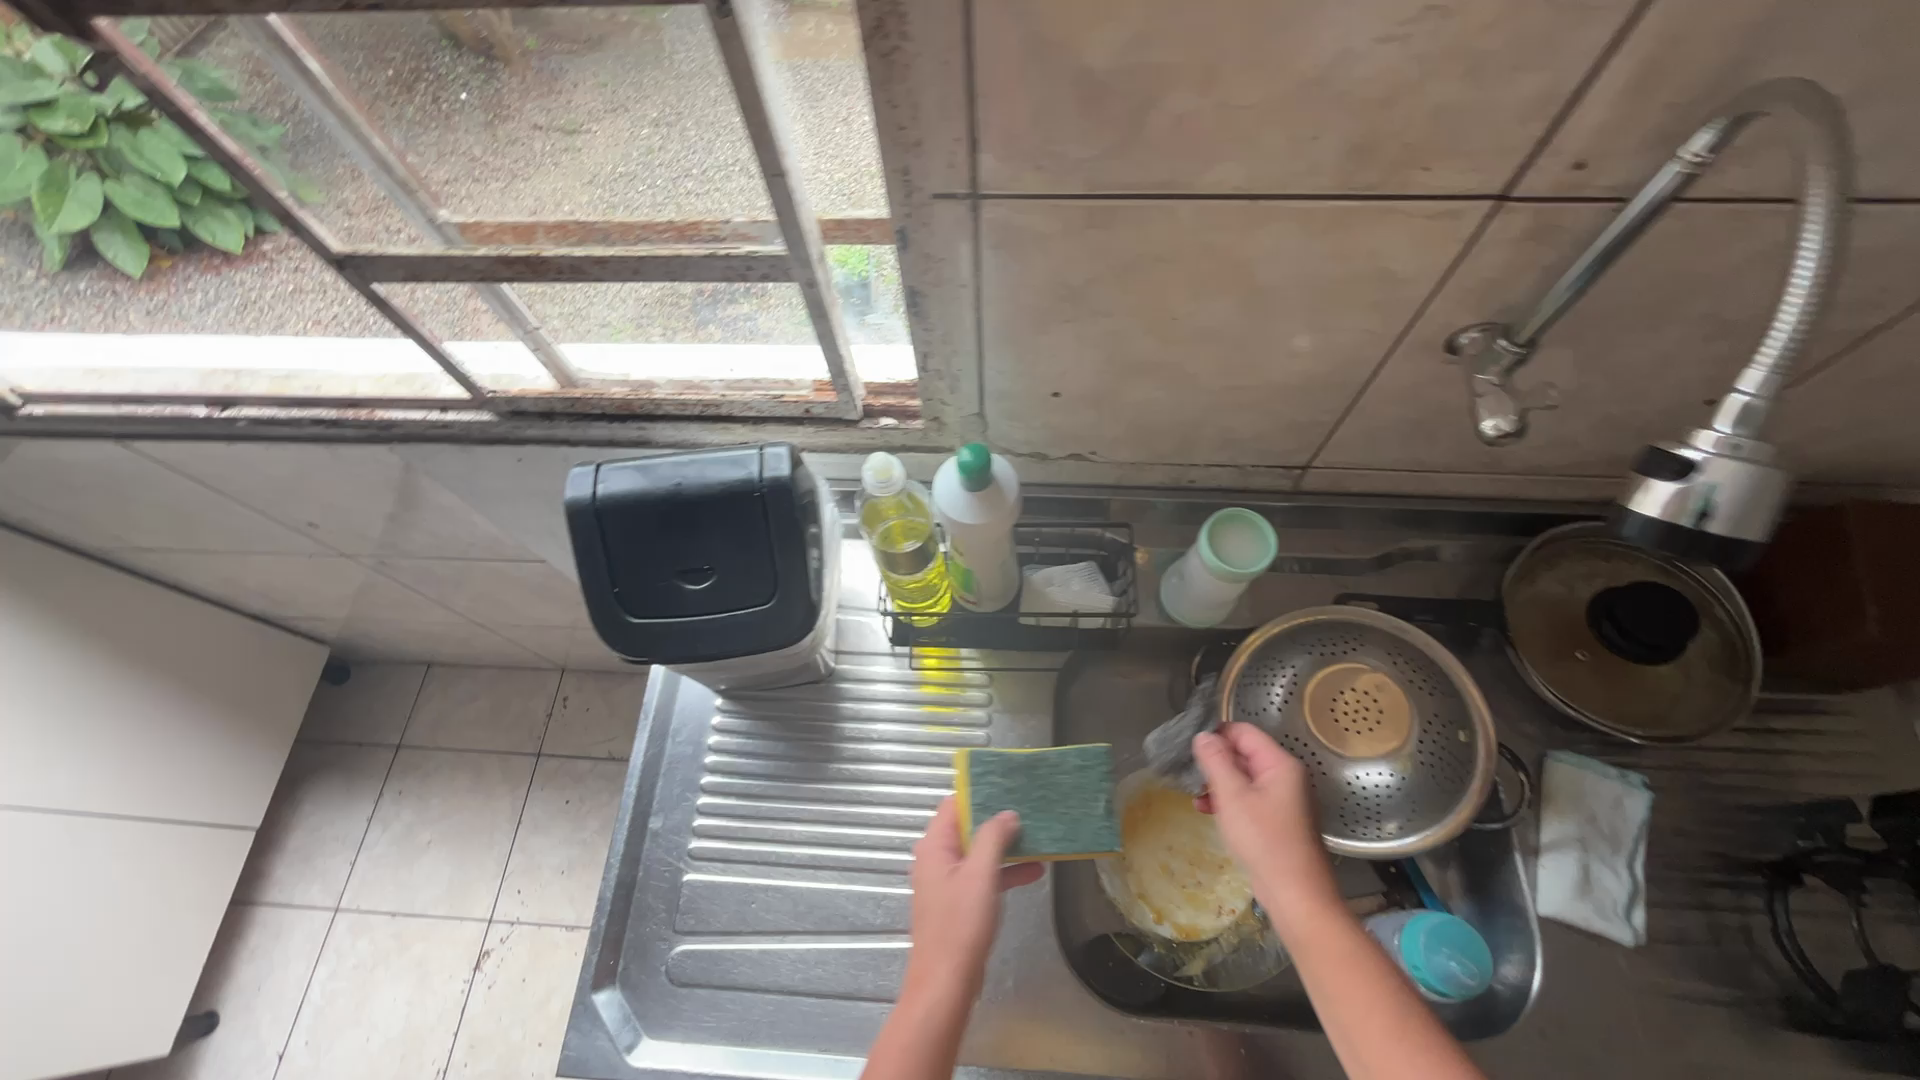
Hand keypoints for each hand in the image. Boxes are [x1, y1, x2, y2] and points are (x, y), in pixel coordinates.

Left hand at [903, 797, 1043, 1000]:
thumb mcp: (981, 874)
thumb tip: (1007, 813)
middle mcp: (936, 858)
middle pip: (968, 826)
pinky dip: (1004, 871)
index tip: (1009, 787)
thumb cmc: (960, 924)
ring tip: (1039, 837)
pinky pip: (982, 875)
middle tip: (1030, 809)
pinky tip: (1034, 871)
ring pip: (978, 852)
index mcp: (934, 845)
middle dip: (998, 819)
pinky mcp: (958, 901)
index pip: (955, 804)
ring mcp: (947, 881)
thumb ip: (993, 838)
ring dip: (1006, 847)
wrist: (946, 981)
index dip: (980, 793)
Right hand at [1191, 722, 1340, 926]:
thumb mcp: (1232, 796)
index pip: (1243, 732)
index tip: (1190, 748)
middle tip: (1189, 773)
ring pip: (1244, 777)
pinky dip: (1229, 800)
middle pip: (1244, 753)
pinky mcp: (1278, 820)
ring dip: (1218, 783)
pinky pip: (1249, 798)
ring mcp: (1283, 799)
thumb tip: (1203, 735)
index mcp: (1280, 764)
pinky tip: (1208, 811)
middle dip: (1215, 761)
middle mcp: (1285, 776)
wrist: (1295, 892)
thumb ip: (1216, 761)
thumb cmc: (1264, 840)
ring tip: (1195, 794)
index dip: (1216, 735)